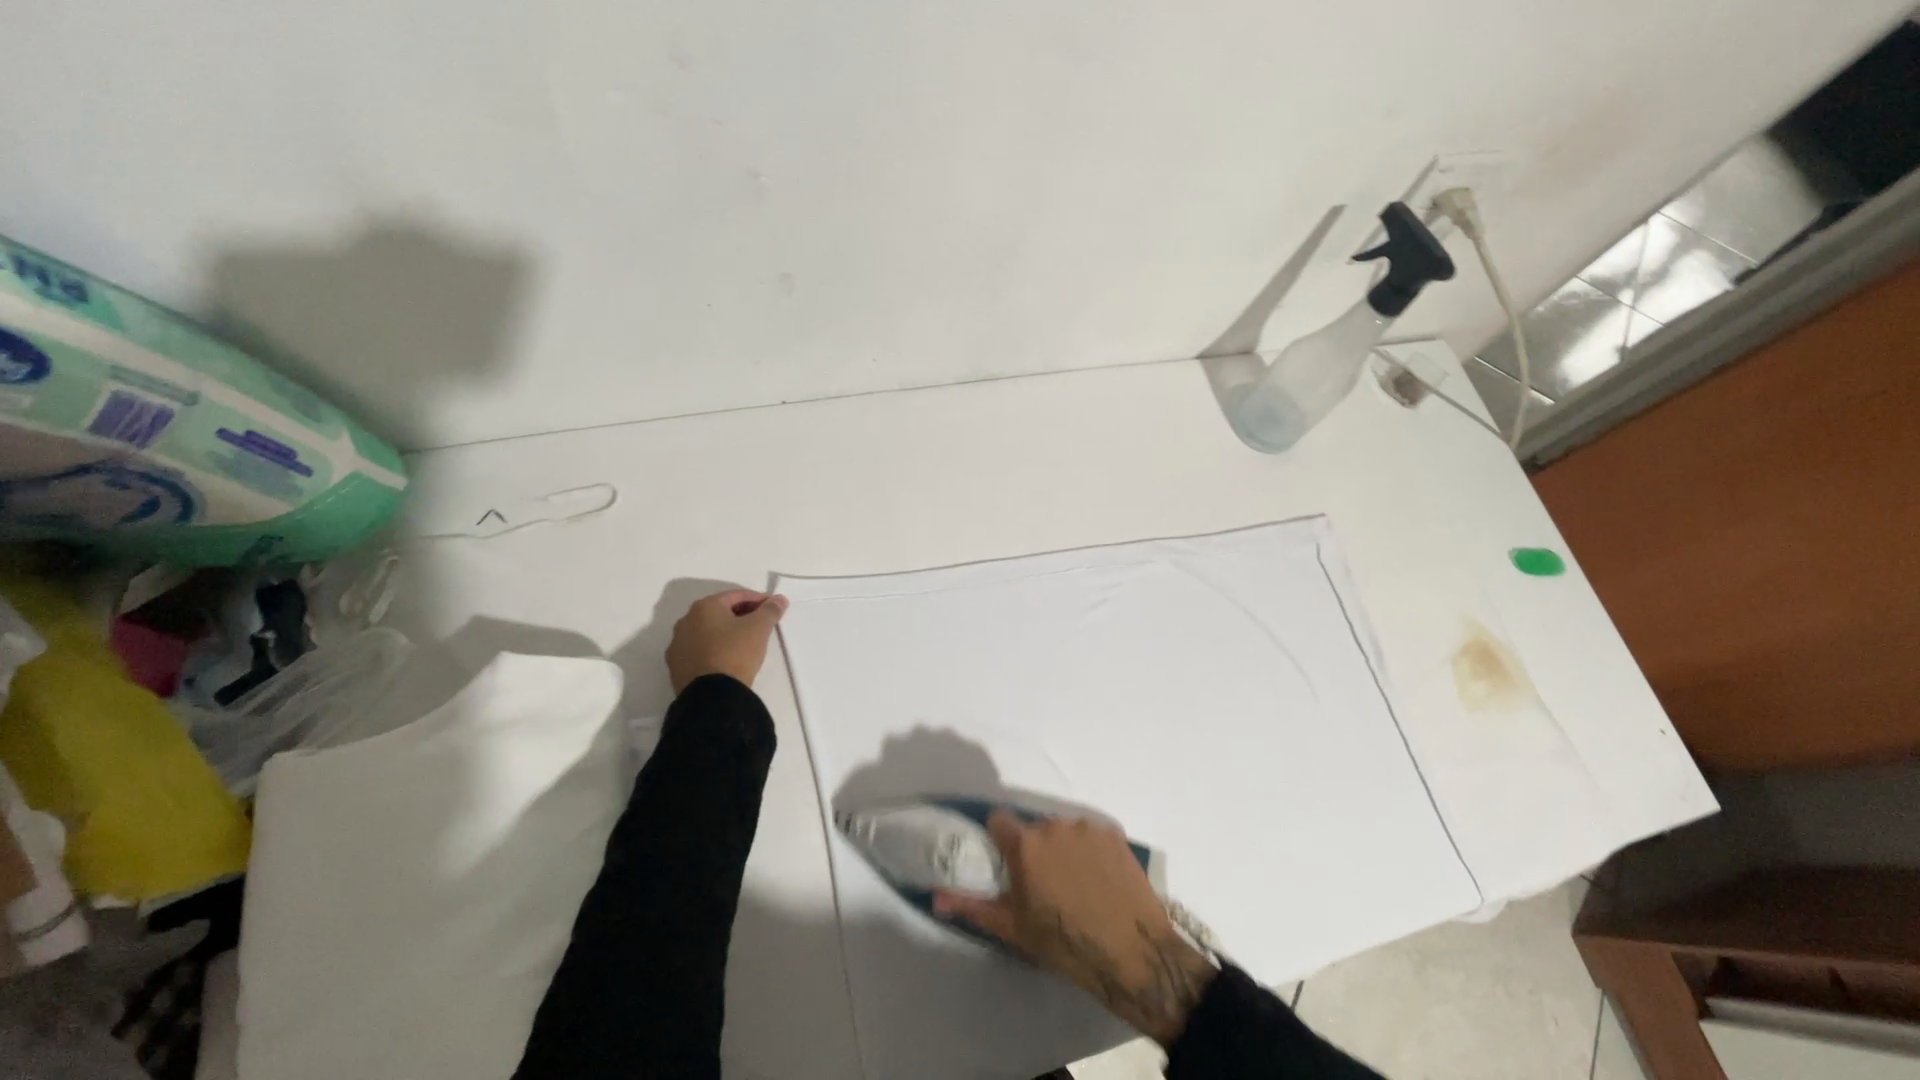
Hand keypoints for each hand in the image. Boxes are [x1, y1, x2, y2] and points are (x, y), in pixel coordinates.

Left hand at [665, 589, 787, 693]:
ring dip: (725, 633)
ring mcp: (678, 644)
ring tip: (743, 643)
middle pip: (720, 612)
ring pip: (707, 631)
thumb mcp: (759, 628)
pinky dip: (713, 649)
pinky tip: (724, 659)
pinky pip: (699, 650)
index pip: (736, 596)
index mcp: (704, 607)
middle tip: (760, 625)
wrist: (711, 696)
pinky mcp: (676, 666)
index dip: (758, 600)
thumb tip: (779, 599)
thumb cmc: (735, 653)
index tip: (773, 608)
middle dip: (741, 615)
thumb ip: (770, 610)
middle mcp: (686, 621)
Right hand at [934, 813, 1216, 1045]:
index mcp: (1025, 845)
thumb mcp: (1013, 928)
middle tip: (1042, 883)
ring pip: (1064, 832)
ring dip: (1064, 849)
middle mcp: (1054, 826)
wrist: (1132, 953)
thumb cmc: (1065, 944)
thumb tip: (935, 897)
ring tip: (1075, 884)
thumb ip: (972, 906)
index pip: (998, 820)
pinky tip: (1099, 879)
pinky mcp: (1116, 835)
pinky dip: (1091, 851)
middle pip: (1034, 828)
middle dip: (1034, 849)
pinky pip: (1093, 836)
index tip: (1004, 861)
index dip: (998, 838)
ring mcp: (1088, 828)